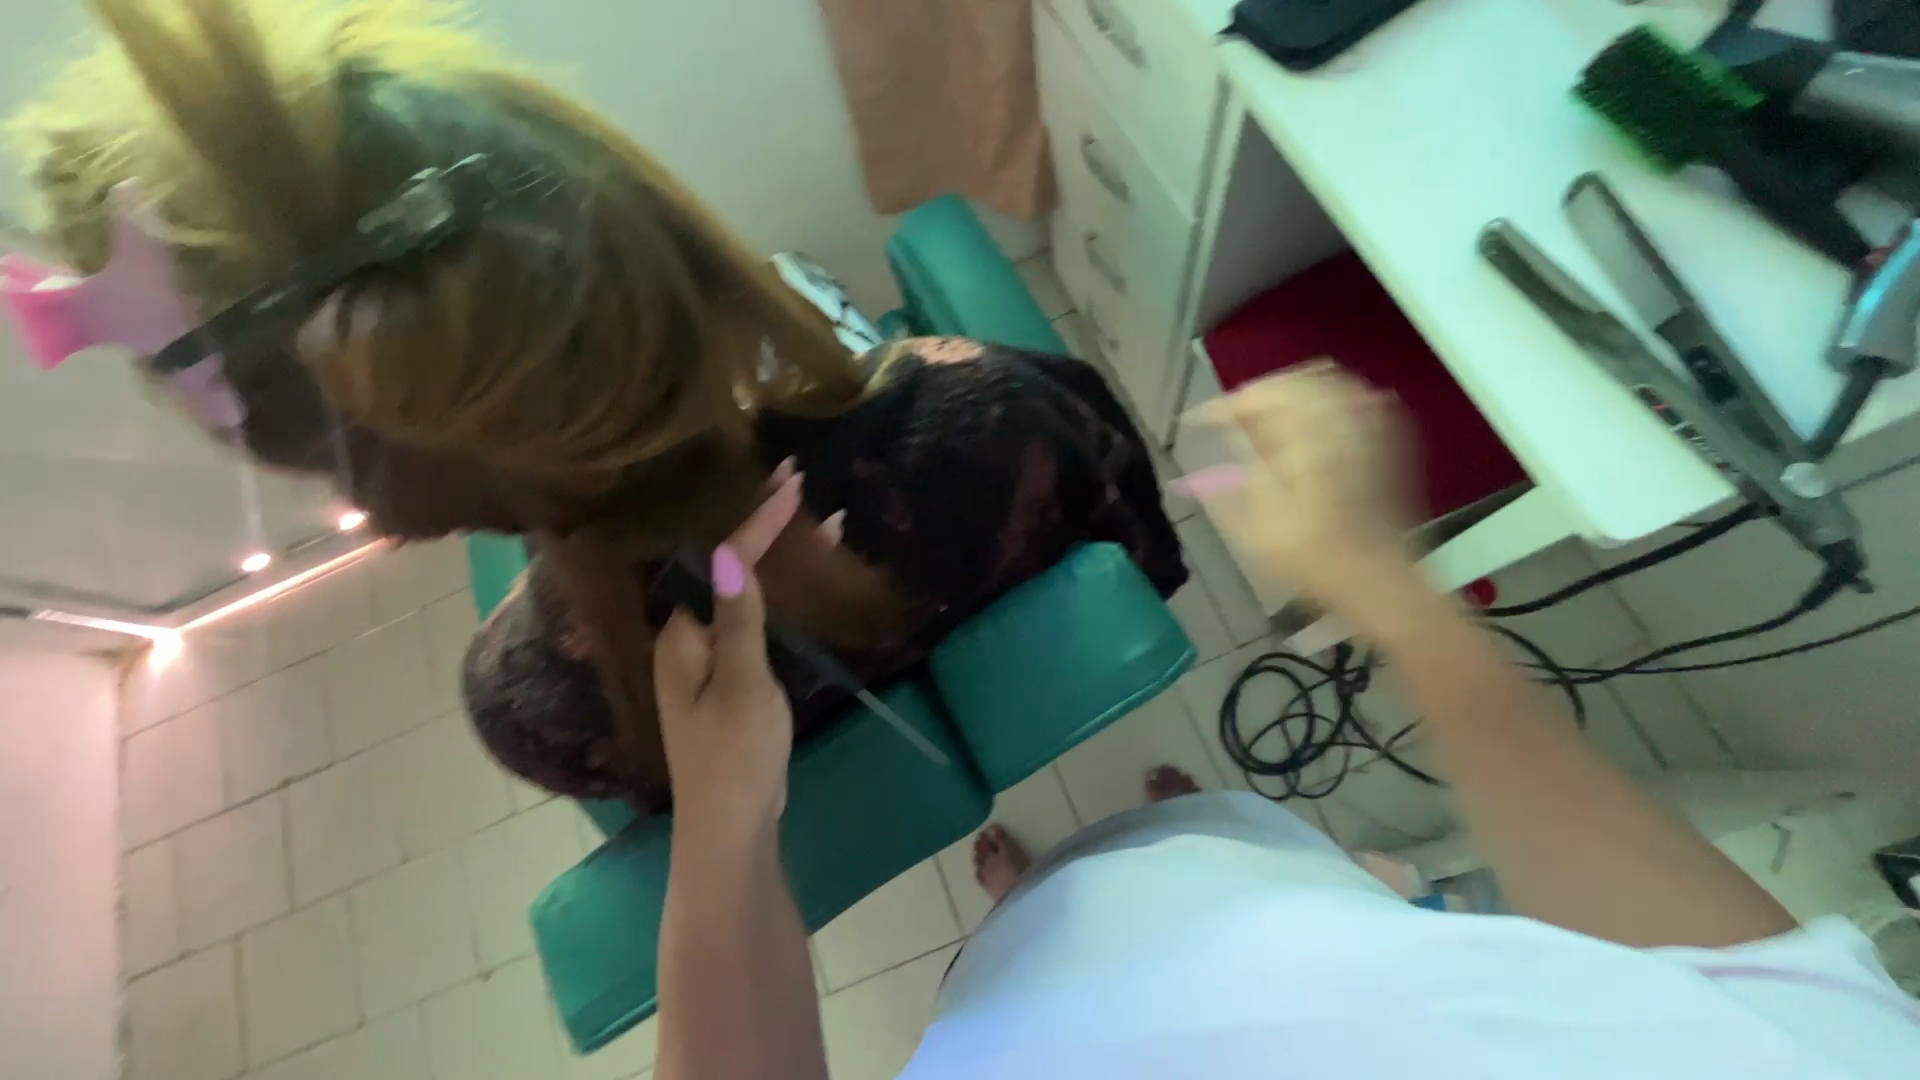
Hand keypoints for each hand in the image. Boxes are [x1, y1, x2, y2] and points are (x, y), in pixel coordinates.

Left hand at [653, 463, 810, 836]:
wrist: (731, 827)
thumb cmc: (736, 755)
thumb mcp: (743, 685)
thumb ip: (739, 619)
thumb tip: (732, 556)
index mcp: (682, 635)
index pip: (722, 561)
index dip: (757, 521)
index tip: (792, 485)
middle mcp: (688, 638)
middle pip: (727, 570)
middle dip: (765, 530)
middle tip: (804, 491)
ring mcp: (708, 660)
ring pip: (743, 593)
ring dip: (776, 559)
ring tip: (817, 527)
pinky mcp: (729, 678)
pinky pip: (752, 619)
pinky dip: (779, 594)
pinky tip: (800, 583)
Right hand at [1177, 363, 1420, 617]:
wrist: (1378, 578)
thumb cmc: (1312, 559)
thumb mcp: (1255, 532)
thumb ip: (1224, 492)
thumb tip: (1193, 477)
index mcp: (1302, 442)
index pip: (1256, 399)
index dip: (1222, 406)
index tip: (1197, 421)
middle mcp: (1338, 424)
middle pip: (1293, 381)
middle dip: (1257, 392)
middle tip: (1231, 415)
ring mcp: (1368, 429)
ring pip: (1326, 383)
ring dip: (1291, 391)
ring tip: (1265, 414)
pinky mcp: (1387, 441)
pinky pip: (1356, 397)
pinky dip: (1326, 399)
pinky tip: (1311, 421)